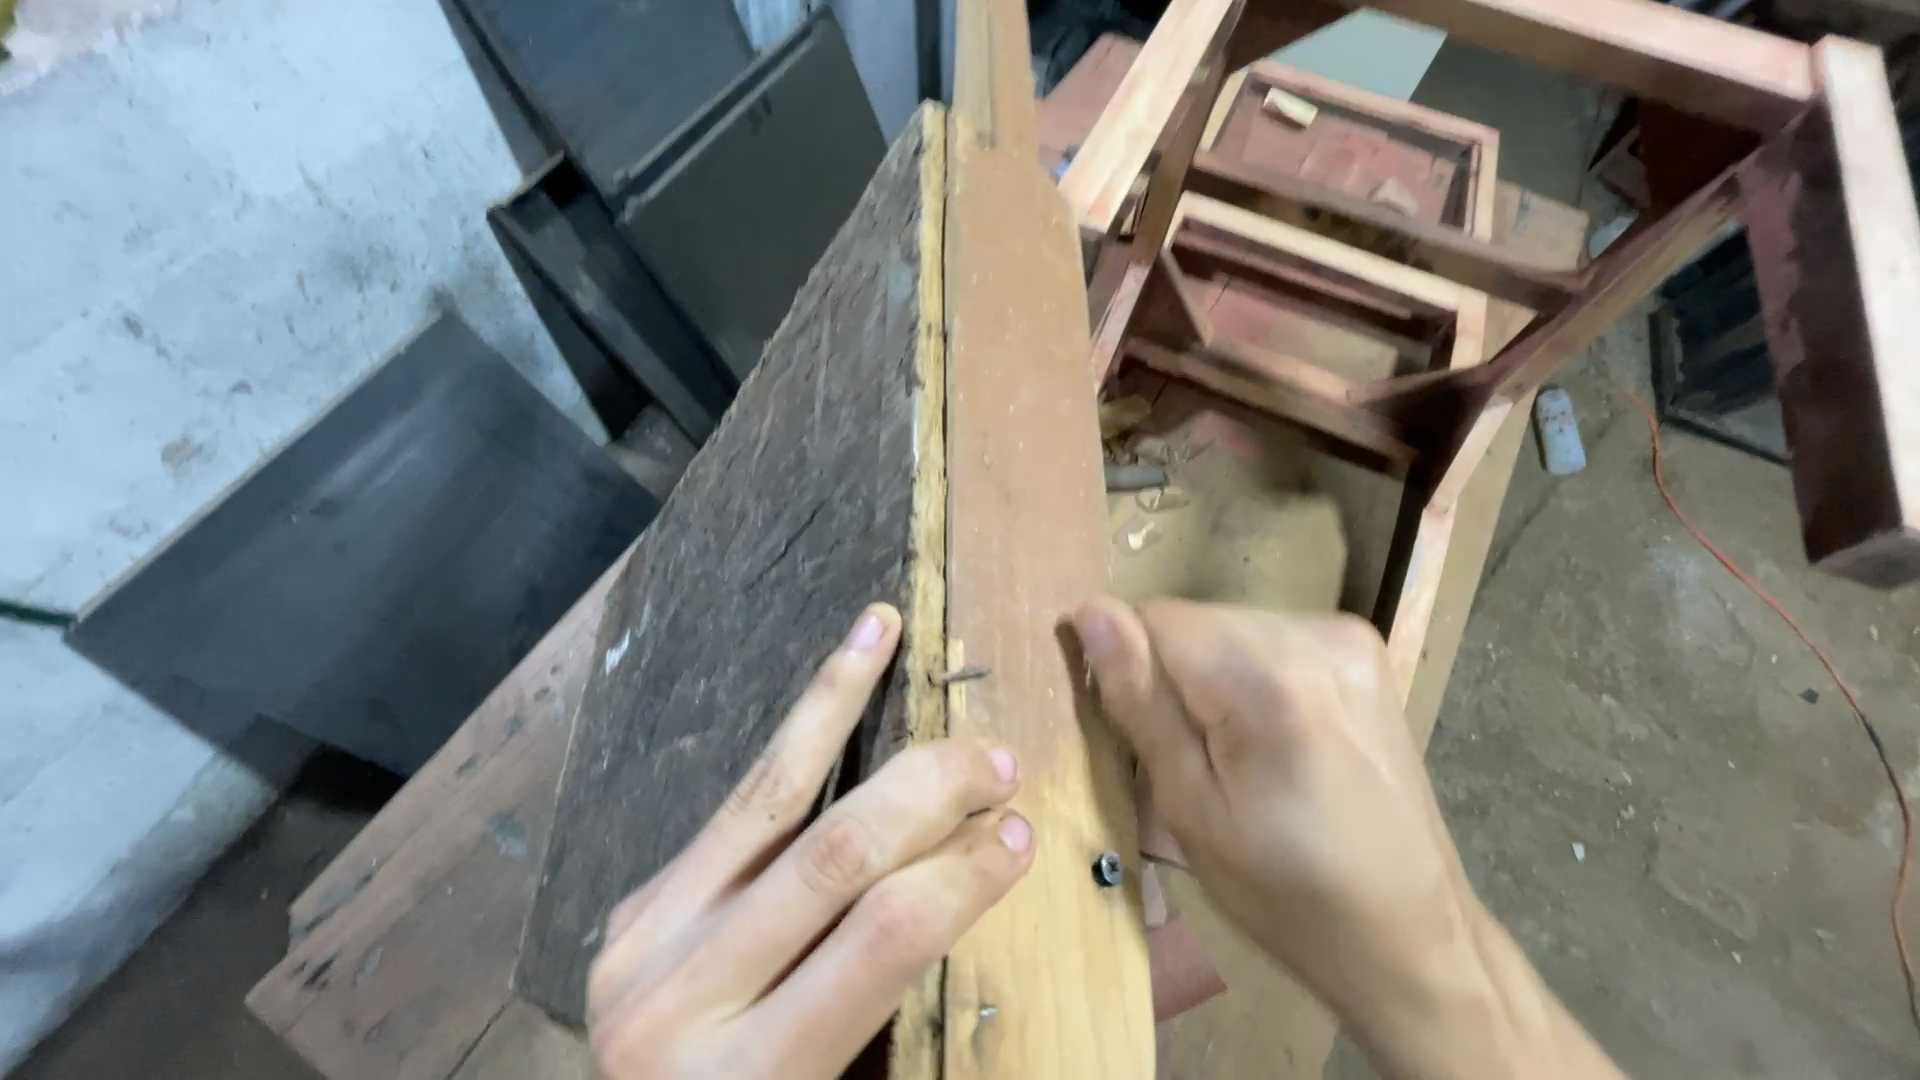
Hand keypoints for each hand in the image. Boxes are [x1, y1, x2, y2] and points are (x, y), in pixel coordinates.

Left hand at [586, 603, 1035, 1078]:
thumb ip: (899, 1005)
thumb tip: (983, 890)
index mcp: (758, 1076)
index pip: (887, 937)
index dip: (966, 872)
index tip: (1022, 836)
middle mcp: (686, 998)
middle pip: (835, 854)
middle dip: (930, 790)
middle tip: (997, 761)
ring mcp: (647, 936)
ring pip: (774, 791)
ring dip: (842, 700)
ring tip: (886, 632)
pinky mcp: (639, 899)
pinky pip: (741, 796)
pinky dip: (802, 719)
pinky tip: (842, 659)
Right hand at [1072, 599, 1483, 1047]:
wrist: (1409, 934)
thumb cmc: (1285, 893)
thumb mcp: (1190, 809)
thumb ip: (1140, 702)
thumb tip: (1090, 613)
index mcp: (1271, 680)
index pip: (1153, 618)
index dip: (1133, 671)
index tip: (1149, 736)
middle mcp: (1317, 636)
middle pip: (1192, 621)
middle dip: (1174, 677)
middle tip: (1197, 759)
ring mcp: (1349, 638)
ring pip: (1225, 626)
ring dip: (1210, 676)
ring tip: (1240, 753)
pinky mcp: (1363, 650)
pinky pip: (1267, 637)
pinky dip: (1250, 675)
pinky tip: (1275, 734)